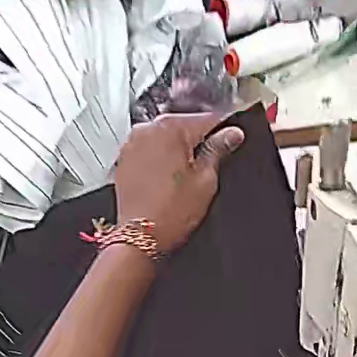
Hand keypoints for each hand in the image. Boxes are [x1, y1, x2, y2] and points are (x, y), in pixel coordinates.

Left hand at [112, 113, 244, 254]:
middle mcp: (147, 129)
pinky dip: (160, 162)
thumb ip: (218, 150)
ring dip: (177, 153)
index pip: (207, 119)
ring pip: (165, 139)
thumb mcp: (205, 181)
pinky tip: (166, 184)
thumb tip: (231, 134)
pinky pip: (149, 152)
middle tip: (205, 172)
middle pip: (184, 127)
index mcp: (170, 128)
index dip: (224, 132)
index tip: (232, 142)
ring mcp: (132, 143)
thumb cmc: (169, 213)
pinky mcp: (124, 159)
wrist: (140, 236)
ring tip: (183, 181)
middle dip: (197, 144)